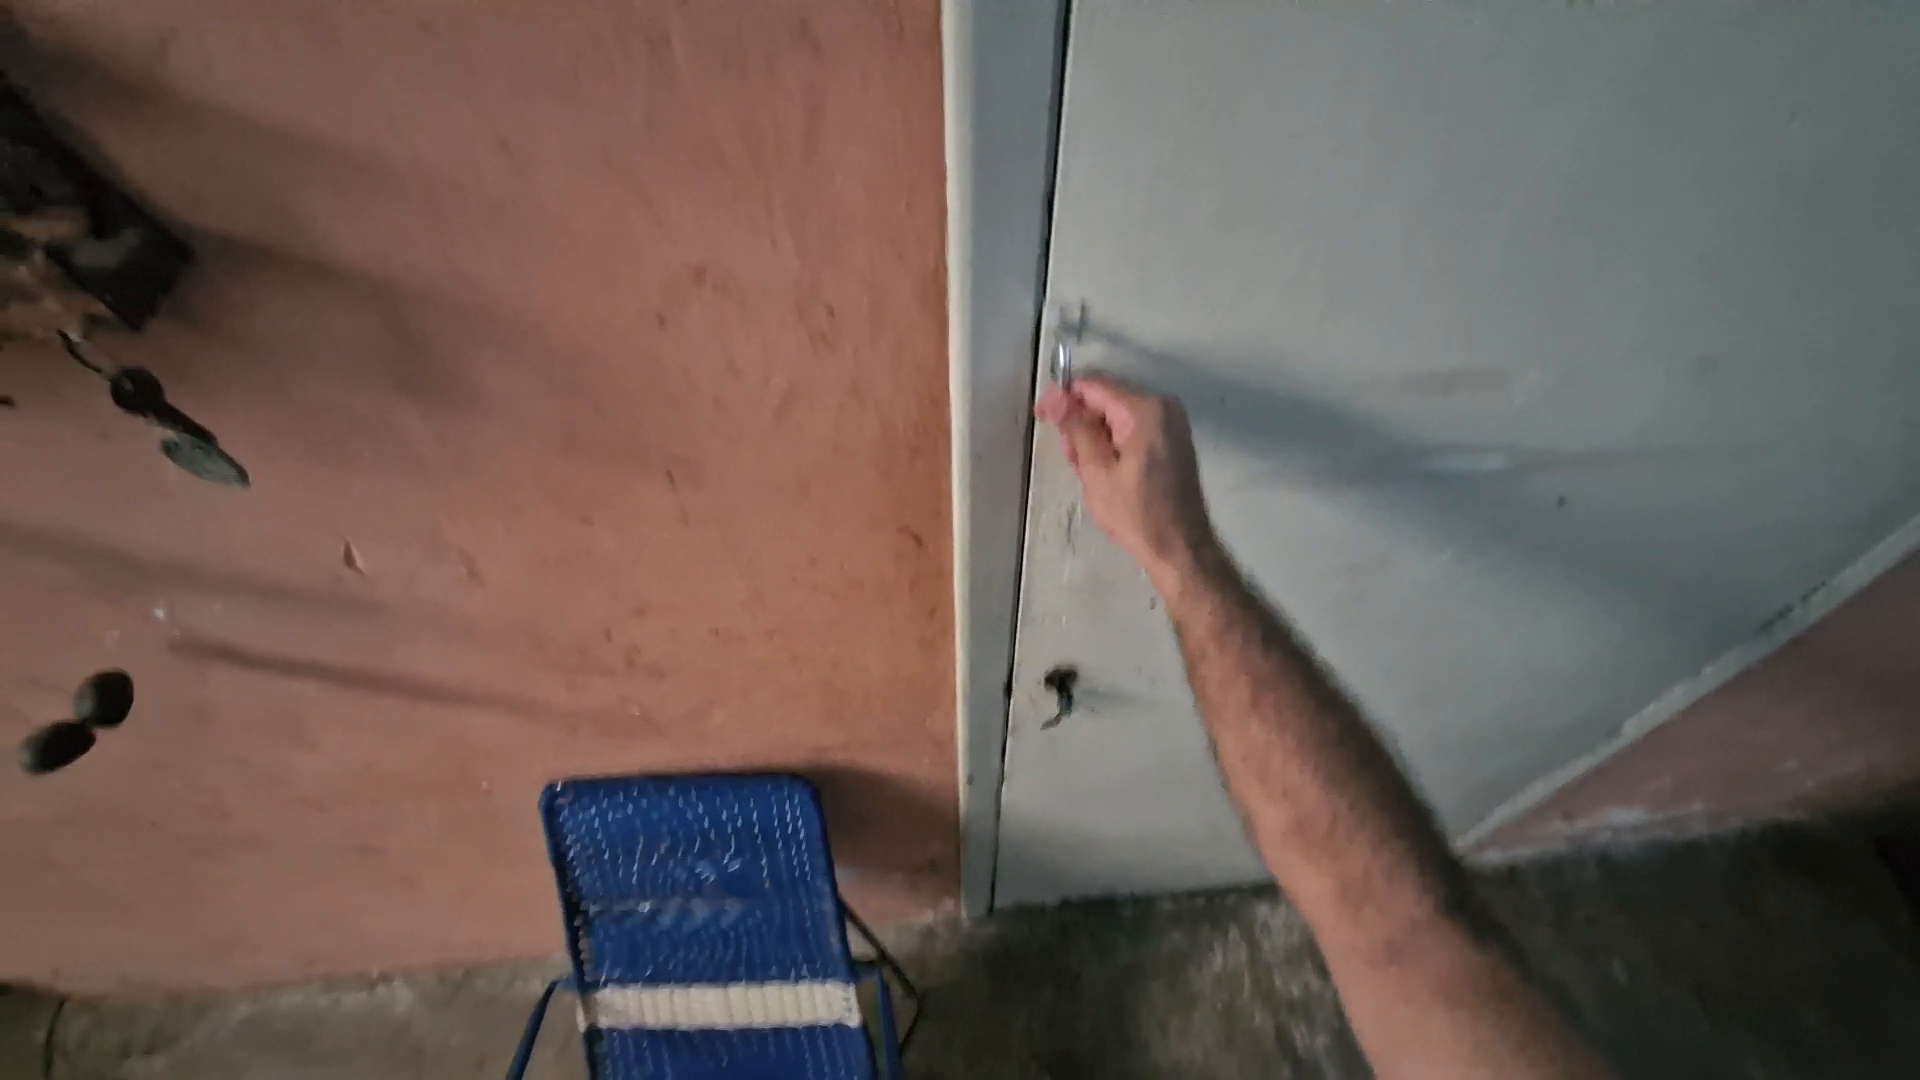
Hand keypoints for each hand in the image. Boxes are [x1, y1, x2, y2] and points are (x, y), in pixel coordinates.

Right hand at [1036, 374, 1217, 581]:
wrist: (1179, 547)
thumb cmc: (1136, 514)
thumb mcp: (1097, 471)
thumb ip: (1077, 428)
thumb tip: (1055, 395)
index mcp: (1145, 410)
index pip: (1093, 386)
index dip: (1062, 398)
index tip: (1042, 418)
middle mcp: (1163, 406)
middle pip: (1106, 399)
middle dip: (1081, 424)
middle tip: (1073, 462)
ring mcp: (1172, 422)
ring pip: (1117, 415)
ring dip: (1095, 437)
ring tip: (1090, 474)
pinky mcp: (1173, 439)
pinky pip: (1133, 428)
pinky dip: (1114, 443)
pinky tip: (1107, 473)